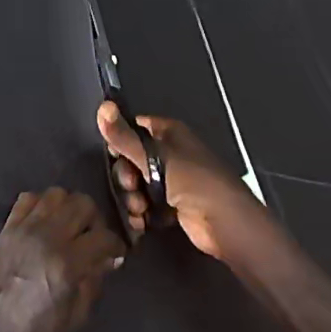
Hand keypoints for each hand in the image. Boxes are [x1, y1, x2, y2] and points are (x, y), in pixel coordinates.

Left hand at [0, 188, 125, 331]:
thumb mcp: (77, 316)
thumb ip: (94, 281)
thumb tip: (108, 258)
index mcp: (67, 263)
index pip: (103, 237)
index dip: (116, 244)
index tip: (116, 252)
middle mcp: (47, 237)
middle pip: (82, 203)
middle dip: (94, 220)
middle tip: (93, 238)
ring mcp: (25, 228)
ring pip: (56, 194)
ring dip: (68, 207)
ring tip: (69, 227)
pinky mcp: (8, 227)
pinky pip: (28, 198)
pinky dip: (41, 204)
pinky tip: (44, 222)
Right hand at [97, 100, 264, 261]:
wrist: (228, 225)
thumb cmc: (194, 182)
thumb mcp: (156, 158)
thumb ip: (125, 138)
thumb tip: (101, 106)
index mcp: (169, 133)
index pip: (135, 128)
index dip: (121, 140)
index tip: (114, 156)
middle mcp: (170, 153)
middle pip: (133, 159)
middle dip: (126, 176)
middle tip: (130, 187)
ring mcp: (173, 181)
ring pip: (139, 184)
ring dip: (133, 198)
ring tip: (138, 211)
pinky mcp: (174, 206)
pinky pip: (148, 204)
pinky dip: (143, 213)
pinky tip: (141, 223)